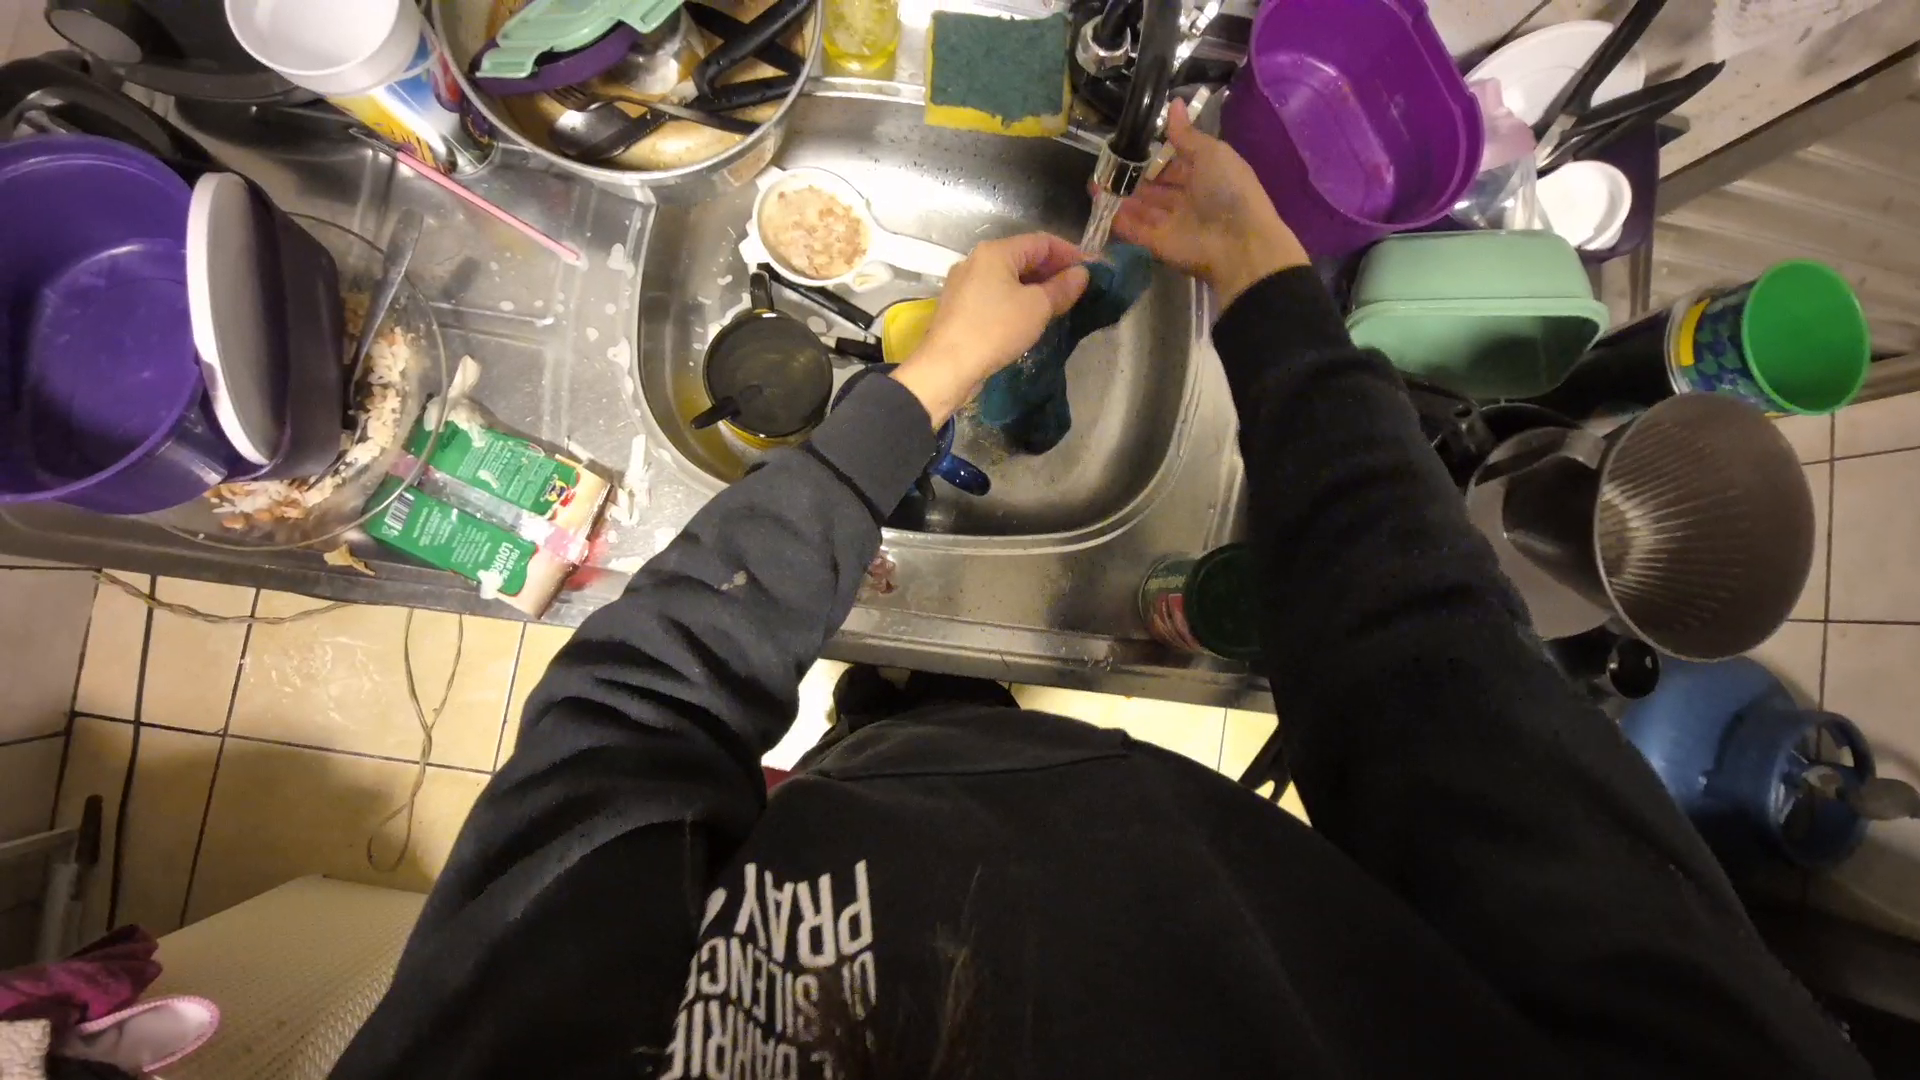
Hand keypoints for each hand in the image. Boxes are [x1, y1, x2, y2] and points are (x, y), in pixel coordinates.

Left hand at [891, 233, 1089, 425]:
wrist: (947, 367)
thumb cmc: (994, 330)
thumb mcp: (1037, 308)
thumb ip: (1062, 288)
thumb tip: (1081, 274)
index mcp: (995, 251)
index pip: (1041, 241)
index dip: (1070, 253)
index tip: (1093, 269)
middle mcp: (976, 261)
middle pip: (1023, 258)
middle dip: (1053, 271)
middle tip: (1078, 289)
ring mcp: (964, 285)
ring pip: (1008, 279)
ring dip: (1035, 288)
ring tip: (1059, 304)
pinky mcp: (959, 309)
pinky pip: (995, 297)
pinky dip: (1016, 301)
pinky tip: (1030, 318)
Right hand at [1110, 100, 1308, 308]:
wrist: (1237, 243)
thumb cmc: (1228, 190)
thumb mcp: (1211, 153)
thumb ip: (1186, 135)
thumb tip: (1173, 103)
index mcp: (1203, 175)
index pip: (1172, 166)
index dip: (1152, 158)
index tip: (1128, 147)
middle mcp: (1185, 200)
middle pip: (1154, 189)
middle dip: (1132, 179)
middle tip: (1105, 167)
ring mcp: (1170, 224)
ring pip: (1141, 209)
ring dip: (1119, 198)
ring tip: (1094, 183)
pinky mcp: (1157, 244)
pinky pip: (1134, 230)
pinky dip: (1117, 220)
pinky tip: (1099, 205)